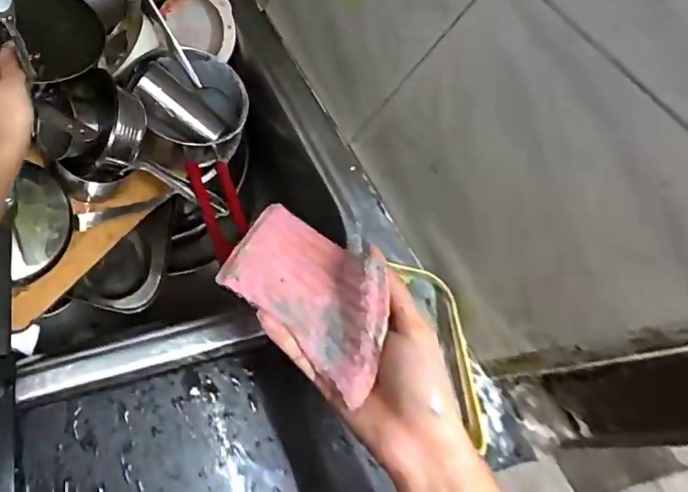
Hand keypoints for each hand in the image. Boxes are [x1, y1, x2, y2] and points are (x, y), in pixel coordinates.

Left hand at [0, 45, 31, 162]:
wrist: (1, 152)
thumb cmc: (12, 113)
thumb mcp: (15, 84)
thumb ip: (10, 63)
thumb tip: (6, 46)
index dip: (8, 60)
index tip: (22, 69)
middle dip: (3, 78)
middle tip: (22, 86)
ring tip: (16, 103)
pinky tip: (6, 118)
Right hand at [261, 265, 496, 491]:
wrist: (420, 444)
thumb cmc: (424, 382)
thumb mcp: (417, 329)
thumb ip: (392, 291)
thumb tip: (370, 249)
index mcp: (379, 321)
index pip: (352, 287)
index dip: (334, 266)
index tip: (312, 242)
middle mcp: (354, 335)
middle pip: (325, 302)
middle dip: (305, 280)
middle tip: (280, 254)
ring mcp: (336, 357)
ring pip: (307, 324)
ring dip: (287, 303)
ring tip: (264, 278)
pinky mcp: (322, 377)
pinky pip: (298, 352)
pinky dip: (281, 334)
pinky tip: (264, 313)